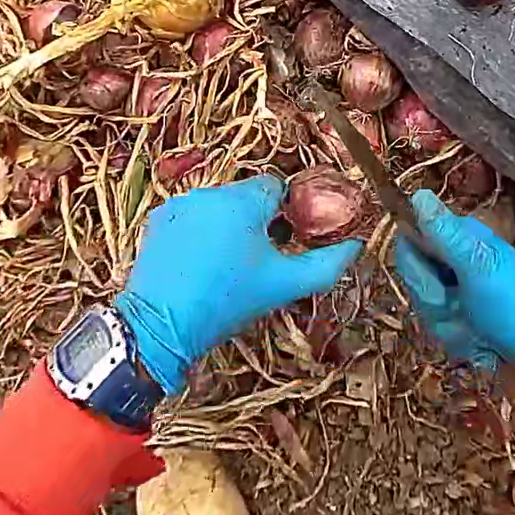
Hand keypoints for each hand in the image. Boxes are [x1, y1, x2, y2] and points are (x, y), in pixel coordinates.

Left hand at [116, 176, 363, 391]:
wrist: (158, 328)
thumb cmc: (227, 301)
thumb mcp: (284, 285)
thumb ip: (326, 263)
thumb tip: (356, 246)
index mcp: (242, 200)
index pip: (278, 187)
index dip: (288, 213)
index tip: (286, 242)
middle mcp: (210, 192)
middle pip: (249, 196)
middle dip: (259, 221)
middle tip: (260, 258)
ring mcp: (179, 205)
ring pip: (220, 206)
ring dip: (230, 225)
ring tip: (229, 263)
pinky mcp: (158, 221)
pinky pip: (193, 216)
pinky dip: (202, 231)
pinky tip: (202, 262)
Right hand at [394, 190, 514, 415]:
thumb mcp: (480, 269)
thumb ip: (445, 235)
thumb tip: (417, 193)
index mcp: (461, 239)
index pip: (408, 244)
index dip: (415, 271)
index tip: (439, 289)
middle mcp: (458, 260)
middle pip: (416, 281)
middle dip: (436, 307)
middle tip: (465, 311)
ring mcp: (464, 291)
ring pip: (428, 311)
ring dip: (451, 329)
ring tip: (480, 332)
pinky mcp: (470, 317)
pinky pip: (445, 330)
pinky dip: (463, 343)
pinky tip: (485, 346)